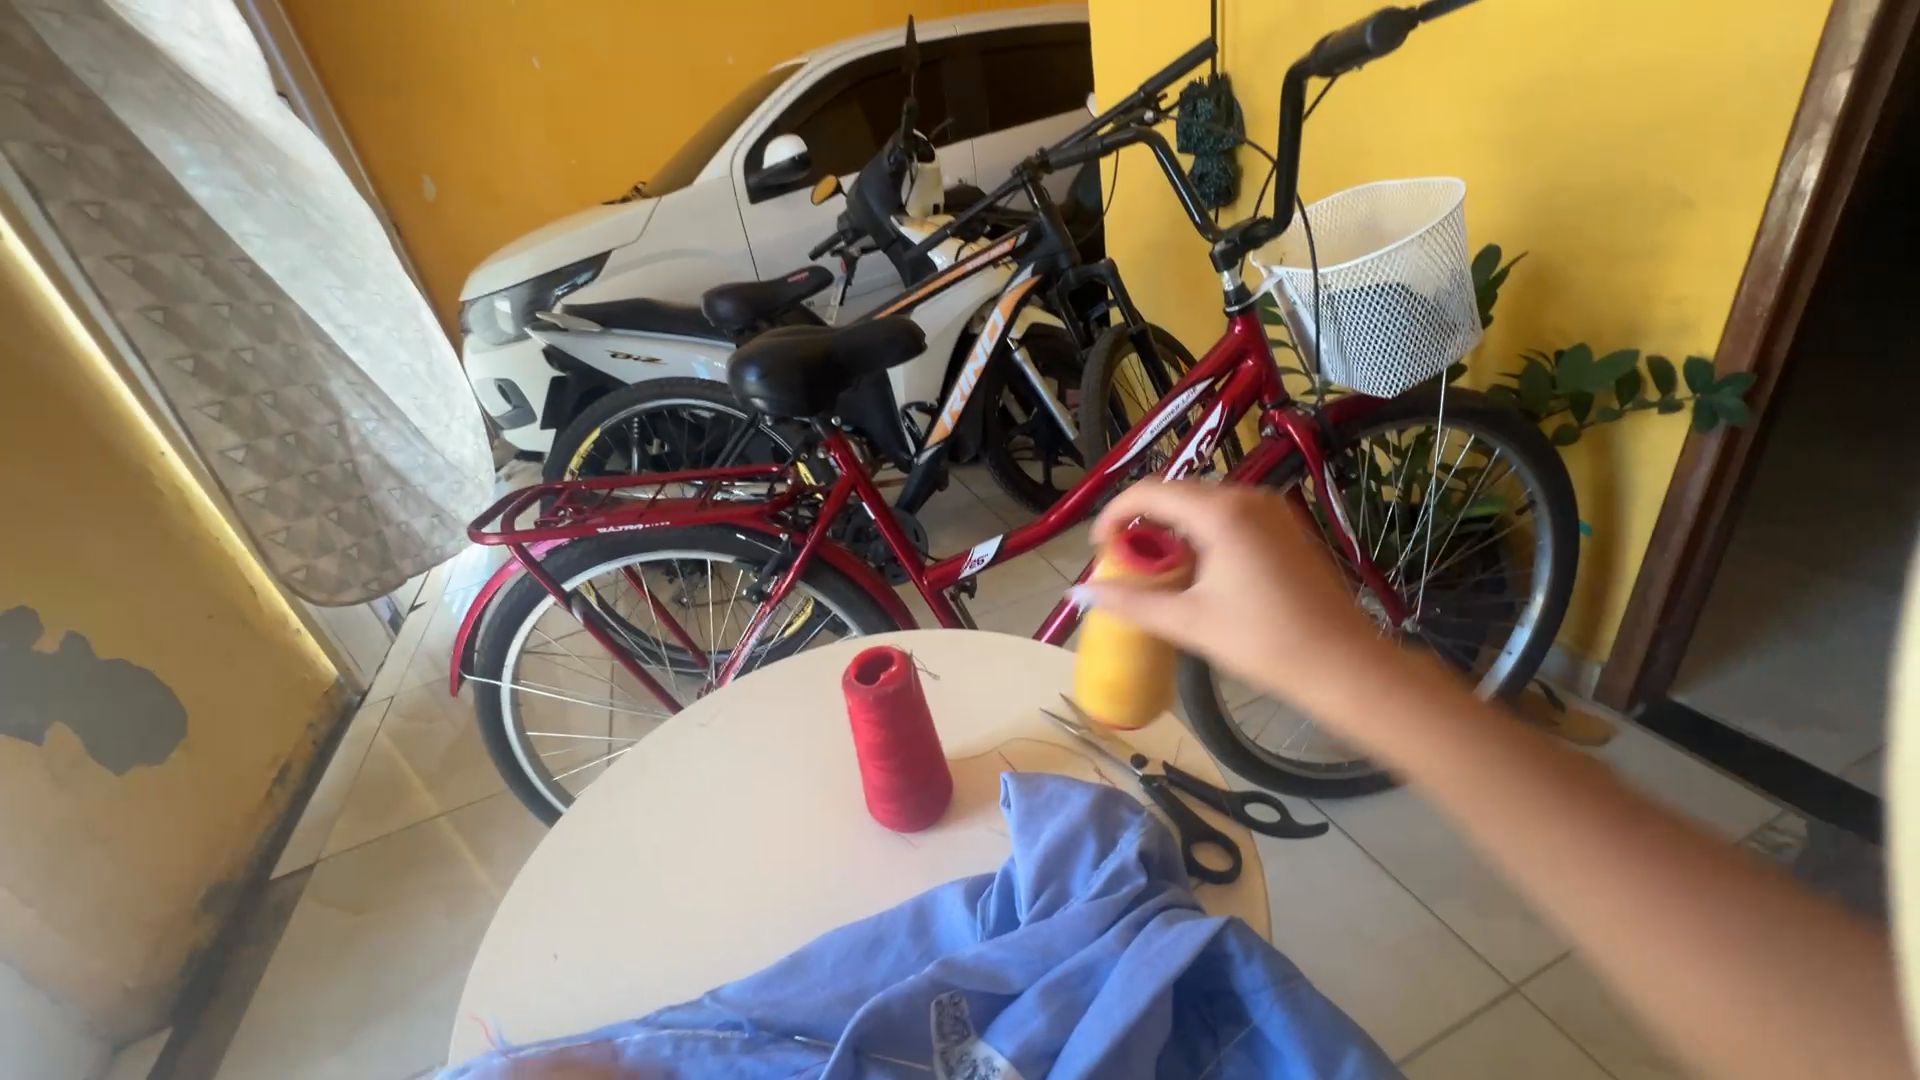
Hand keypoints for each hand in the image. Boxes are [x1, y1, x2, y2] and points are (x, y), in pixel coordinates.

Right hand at [1078, 479, 1400, 711]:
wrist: (1343, 664)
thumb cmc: (1263, 642)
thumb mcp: (1188, 622)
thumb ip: (1130, 603)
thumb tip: (1078, 593)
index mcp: (1221, 513)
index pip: (1149, 492)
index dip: (1115, 514)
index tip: (1099, 546)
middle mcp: (1247, 497)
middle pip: (1176, 494)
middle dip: (1144, 523)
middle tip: (1127, 563)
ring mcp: (1271, 508)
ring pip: (1203, 504)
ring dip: (1173, 529)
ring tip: (1159, 570)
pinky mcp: (1285, 525)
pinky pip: (1230, 514)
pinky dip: (1202, 533)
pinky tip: (1199, 570)